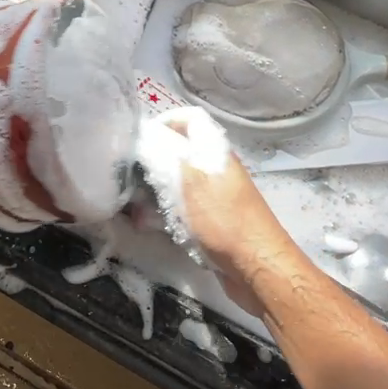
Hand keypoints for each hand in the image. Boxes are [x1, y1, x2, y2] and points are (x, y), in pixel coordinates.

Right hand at [151, 111, 285, 316]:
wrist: (258, 269)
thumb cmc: (223, 220)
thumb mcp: (191, 180)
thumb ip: (168, 154)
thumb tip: (148, 134)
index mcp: (214, 152)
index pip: (190, 119)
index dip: (166, 120)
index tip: (141, 137)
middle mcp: (215, 169)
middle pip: (180, 152)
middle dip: (153, 161)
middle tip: (130, 174)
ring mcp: (214, 196)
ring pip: (177, 182)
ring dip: (155, 191)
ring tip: (134, 206)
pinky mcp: (211, 221)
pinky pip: (182, 208)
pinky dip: (165, 213)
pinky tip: (149, 225)